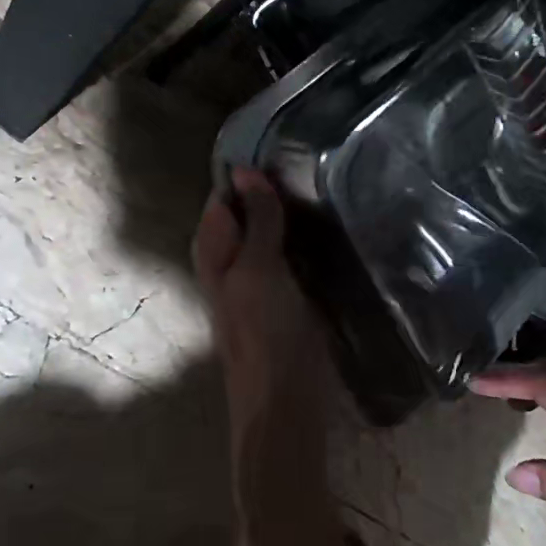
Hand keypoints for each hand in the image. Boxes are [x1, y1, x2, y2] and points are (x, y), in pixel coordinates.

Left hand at [194, 168, 331, 443]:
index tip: (288, 144)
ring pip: (272, 233)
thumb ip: (256, 221)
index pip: (224, 195)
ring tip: (328, 184)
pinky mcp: (285, 297)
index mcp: (215, 251)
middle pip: (248, 212)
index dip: (250, 171)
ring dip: (293, 213)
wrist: (285, 402)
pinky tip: (331, 226)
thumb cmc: (265, 333)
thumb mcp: (259, 269)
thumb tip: (246, 170)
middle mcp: (231, 261)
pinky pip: (291, 255)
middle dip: (274, 189)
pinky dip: (305, 238)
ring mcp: (259, 281)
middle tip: (316, 160)